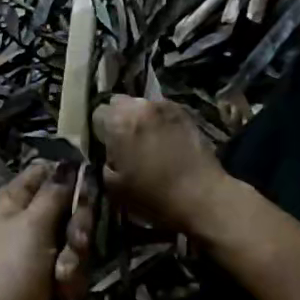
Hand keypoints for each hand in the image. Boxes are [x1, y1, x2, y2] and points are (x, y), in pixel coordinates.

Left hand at [0, 161, 93, 299]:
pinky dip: (72, 279)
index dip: (69, 175)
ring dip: (75, 257)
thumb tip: (70, 164)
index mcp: (12, 199)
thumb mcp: (32, 226)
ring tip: (64, 276)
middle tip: (75, 241)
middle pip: (68, 203)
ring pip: (76, 236)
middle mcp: (25, 219)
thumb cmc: (12, 274)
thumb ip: (55, 192)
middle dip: (77, 224)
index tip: (91, 184)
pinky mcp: (52, 275)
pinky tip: (64, 294)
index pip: (46, 170)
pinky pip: (75, 263)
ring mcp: (39, 248)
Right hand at [93, 96, 232, 232]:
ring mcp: (164, 106)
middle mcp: (140, 105)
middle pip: (119, 103)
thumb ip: (103, 161)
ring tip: (146, 141)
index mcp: (119, 121)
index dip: (99, 130)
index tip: (105, 146)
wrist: (202, 196)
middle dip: (118, 118)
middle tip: (124, 142)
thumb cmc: (154, 195)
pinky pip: (162, 111)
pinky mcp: (184, 112)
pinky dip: (159, 121)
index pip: (98, 113)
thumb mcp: (113, 187)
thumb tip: (107, 152)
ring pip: (142, 105)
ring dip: (139, 118)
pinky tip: (164, 140)